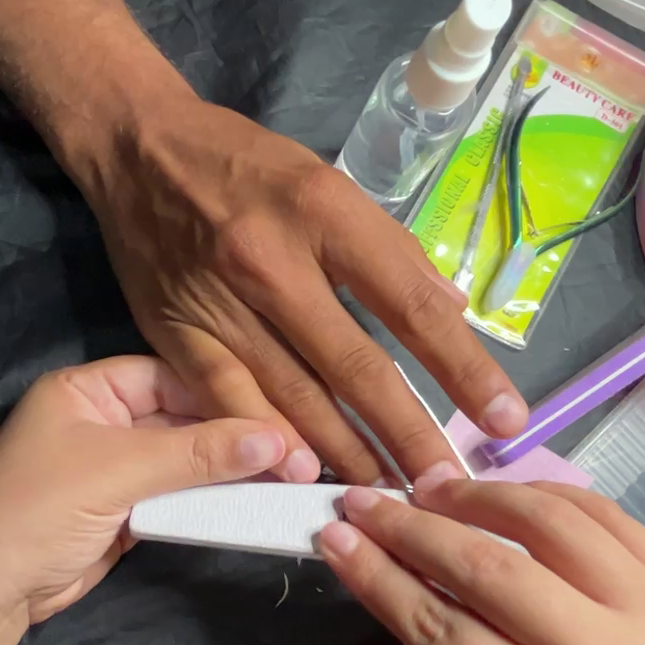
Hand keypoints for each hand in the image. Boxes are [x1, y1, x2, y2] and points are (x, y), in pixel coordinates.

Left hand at [0, 355, 286, 624]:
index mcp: (88, 390)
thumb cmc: (38, 508)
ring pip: (186, 460)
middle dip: (235, 436)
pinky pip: (178, 496)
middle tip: (298, 454)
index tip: (282, 415)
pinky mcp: (126, 511)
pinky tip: (251, 503)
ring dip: (230, 471)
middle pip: (183, 418)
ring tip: (289, 478)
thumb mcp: (116, 469)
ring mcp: (116, 469)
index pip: (171, 376)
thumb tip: (276, 440)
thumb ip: (196, 454)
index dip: (225, 394)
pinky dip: (211, 501)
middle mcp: (104, 421)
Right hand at [68, 97, 526, 485]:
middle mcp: (272, 264)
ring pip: (294, 394)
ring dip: (348, 450)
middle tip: (447, 485)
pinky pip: (228, 398)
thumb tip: (446, 312)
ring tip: (390, 492)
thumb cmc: (244, 163)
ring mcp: (220, 305)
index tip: (504, 416)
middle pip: (355, 367)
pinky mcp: (178, 333)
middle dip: (408, 433)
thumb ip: (387, 248)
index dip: (462, 368)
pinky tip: (302, 472)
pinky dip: (266, 438)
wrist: (140, 152)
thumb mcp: (326, 179)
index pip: (408, 306)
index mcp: (323, 214)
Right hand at [315, 478, 644, 644]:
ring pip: (547, 523)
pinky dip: (535, 492)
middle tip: (367, 503)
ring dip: (475, 495)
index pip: (442, 627)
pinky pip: (598, 511)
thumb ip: (431, 642)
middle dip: (413, 529)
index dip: (379, 575)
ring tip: (430, 491)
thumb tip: (369, 560)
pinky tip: (494, 493)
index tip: (335, 536)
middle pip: (490, 570)